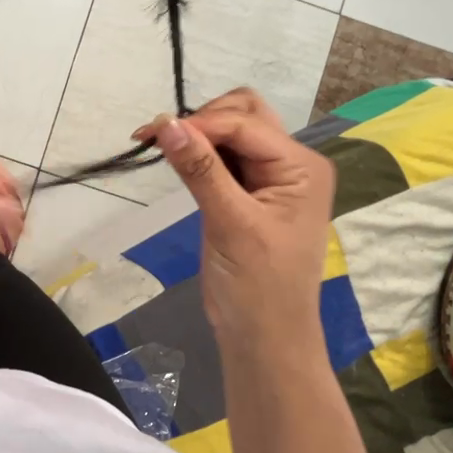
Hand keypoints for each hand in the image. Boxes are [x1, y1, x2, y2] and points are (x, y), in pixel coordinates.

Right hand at [132, 89, 333, 351]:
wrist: (263, 338)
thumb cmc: (257, 285)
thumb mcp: (230, 222)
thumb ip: (200, 169)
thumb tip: (165, 122)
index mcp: (301, 167)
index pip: (244, 124)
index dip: (198, 123)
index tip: (150, 133)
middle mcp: (290, 164)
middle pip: (244, 114)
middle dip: (202, 119)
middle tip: (160, 140)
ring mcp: (270, 179)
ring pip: (232, 132)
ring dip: (197, 134)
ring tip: (161, 148)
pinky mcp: (248, 194)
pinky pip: (223, 157)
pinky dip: (198, 154)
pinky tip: (175, 162)